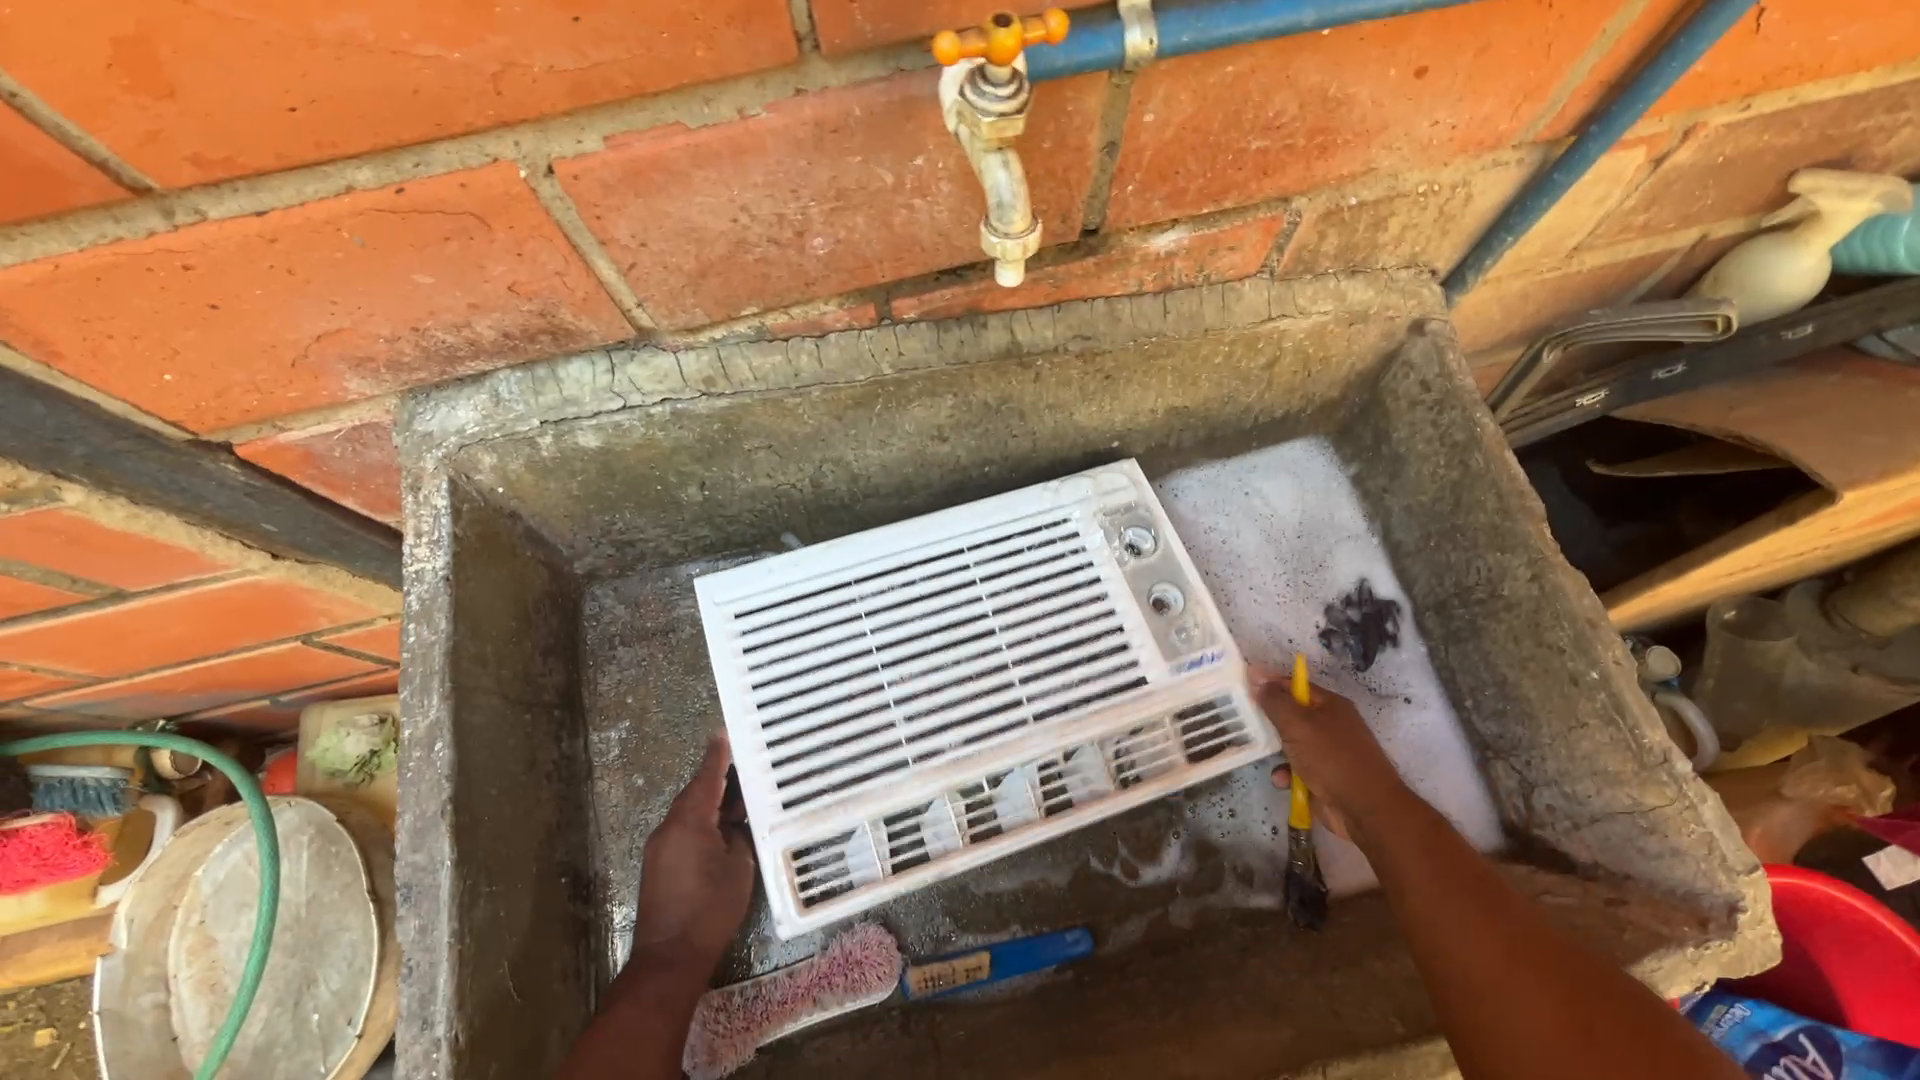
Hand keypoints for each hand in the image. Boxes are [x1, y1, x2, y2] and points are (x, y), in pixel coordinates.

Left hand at [633, 738, 756, 969]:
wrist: (670, 956)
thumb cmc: (710, 909)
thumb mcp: (739, 867)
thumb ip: (739, 837)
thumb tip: (735, 826)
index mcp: (689, 821)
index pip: (706, 777)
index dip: (717, 756)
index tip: (725, 733)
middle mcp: (669, 828)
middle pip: (695, 792)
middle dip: (718, 779)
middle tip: (747, 768)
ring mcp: (660, 847)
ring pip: (689, 813)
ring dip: (712, 804)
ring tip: (741, 800)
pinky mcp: (658, 865)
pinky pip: (683, 830)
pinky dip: (703, 823)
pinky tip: (723, 829)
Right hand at [1250, 667, 1414, 844]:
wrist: (1365, 808)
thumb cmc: (1332, 758)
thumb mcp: (1298, 723)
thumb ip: (1275, 701)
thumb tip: (1258, 677)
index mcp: (1330, 705)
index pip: (1294, 686)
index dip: (1270, 684)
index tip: (1243, 686)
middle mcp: (1330, 725)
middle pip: (1291, 715)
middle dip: (1269, 720)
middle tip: (1243, 721)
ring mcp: (1327, 752)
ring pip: (1290, 744)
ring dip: (1275, 752)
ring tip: (1261, 756)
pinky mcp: (1322, 777)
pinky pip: (1296, 769)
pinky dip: (1286, 774)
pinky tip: (1283, 781)